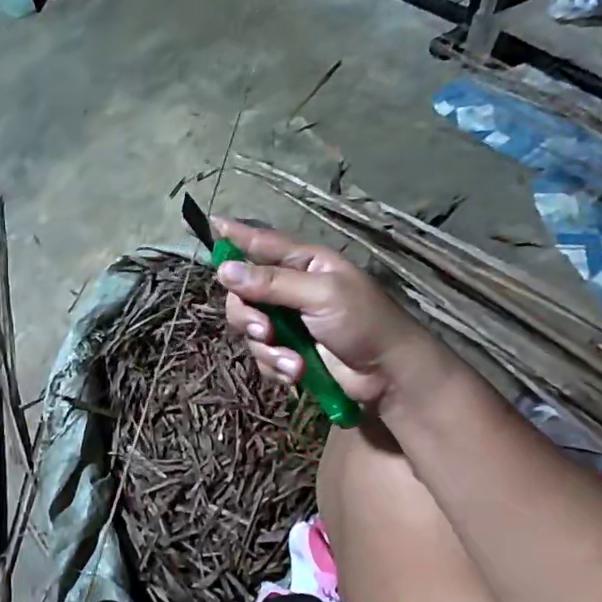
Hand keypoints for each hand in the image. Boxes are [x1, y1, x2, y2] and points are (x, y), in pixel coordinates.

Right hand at [211, 218, 450, 407]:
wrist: (389, 376)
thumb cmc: (364, 323)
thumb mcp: (320, 294)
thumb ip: (271, 282)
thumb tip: (224, 269)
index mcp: (306, 263)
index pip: (263, 243)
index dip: (237, 236)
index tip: (212, 224)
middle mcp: (292, 289)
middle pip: (243, 293)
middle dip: (247, 316)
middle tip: (263, 332)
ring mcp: (289, 323)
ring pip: (250, 329)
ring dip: (267, 349)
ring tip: (292, 363)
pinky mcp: (289, 352)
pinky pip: (262, 356)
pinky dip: (275, 367)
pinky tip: (295, 374)